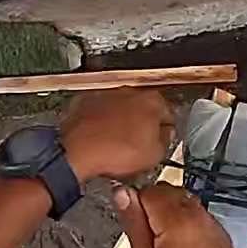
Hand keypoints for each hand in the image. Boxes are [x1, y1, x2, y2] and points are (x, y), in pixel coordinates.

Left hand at [60, 89, 174, 181]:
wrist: (78, 153)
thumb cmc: (113, 151)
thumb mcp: (155, 155)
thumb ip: (165, 140)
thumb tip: (163, 136)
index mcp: (152, 101)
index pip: (168, 115)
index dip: (165, 132)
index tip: (160, 141)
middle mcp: (129, 92)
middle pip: (144, 108)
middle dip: (142, 125)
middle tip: (138, 145)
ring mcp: (106, 95)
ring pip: (121, 109)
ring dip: (121, 123)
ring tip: (116, 145)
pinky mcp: (86, 102)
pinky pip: (99, 112)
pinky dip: (101, 122)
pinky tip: (100, 139)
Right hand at [112, 183, 246, 247]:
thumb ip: (134, 226)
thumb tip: (121, 195)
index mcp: (178, 220)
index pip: (147, 190)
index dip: (134, 207)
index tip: (131, 226)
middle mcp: (199, 215)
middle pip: (167, 192)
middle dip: (152, 209)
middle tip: (145, 242)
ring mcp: (213, 224)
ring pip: (182, 203)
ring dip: (169, 218)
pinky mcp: (221, 234)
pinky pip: (197, 218)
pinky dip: (185, 228)